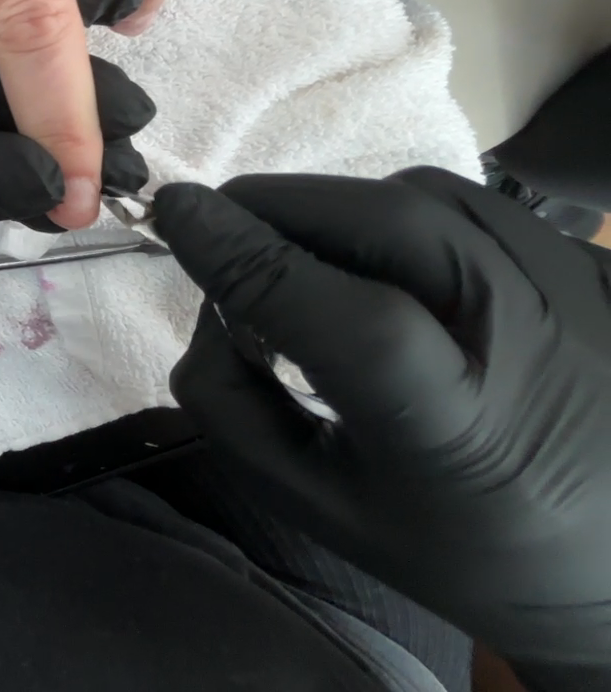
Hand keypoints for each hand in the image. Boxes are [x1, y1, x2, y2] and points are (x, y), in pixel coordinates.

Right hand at [155, 171, 610, 689]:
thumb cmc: (437, 539)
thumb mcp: (299, 494)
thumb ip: (221, 392)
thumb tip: (209, 299)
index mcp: (455, 434)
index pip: (344, 316)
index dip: (244, 252)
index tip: (170, 211)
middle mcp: (537, 354)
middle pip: (390, 225)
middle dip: (274, 205)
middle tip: (219, 227)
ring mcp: (587, 303)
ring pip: (426, 197)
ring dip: (329, 209)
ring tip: (301, 257)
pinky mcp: (600, 274)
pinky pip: (471, 204)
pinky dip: (392, 215)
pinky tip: (375, 263)